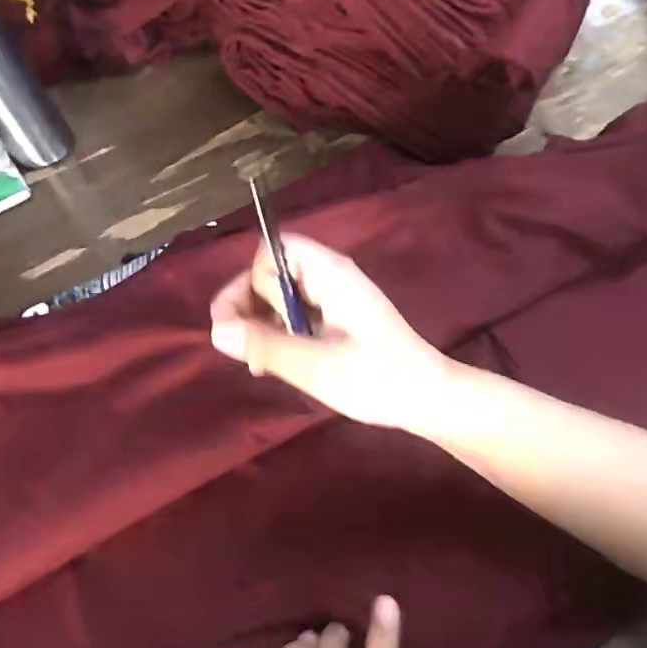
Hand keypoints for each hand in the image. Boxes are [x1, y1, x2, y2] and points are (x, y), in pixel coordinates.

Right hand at [209, 235, 452, 429]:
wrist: (428, 397)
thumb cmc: (377, 379)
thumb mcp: (315, 366)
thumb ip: (264, 345)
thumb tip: (217, 331)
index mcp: (329, 274)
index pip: (273, 250)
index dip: (252, 282)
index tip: (245, 324)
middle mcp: (331, 277)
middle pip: (273, 273)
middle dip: (250, 307)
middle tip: (242, 351)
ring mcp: (337, 297)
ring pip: (282, 296)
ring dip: (263, 325)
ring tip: (259, 365)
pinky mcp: (340, 317)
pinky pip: (298, 313)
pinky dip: (282, 333)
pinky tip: (276, 364)